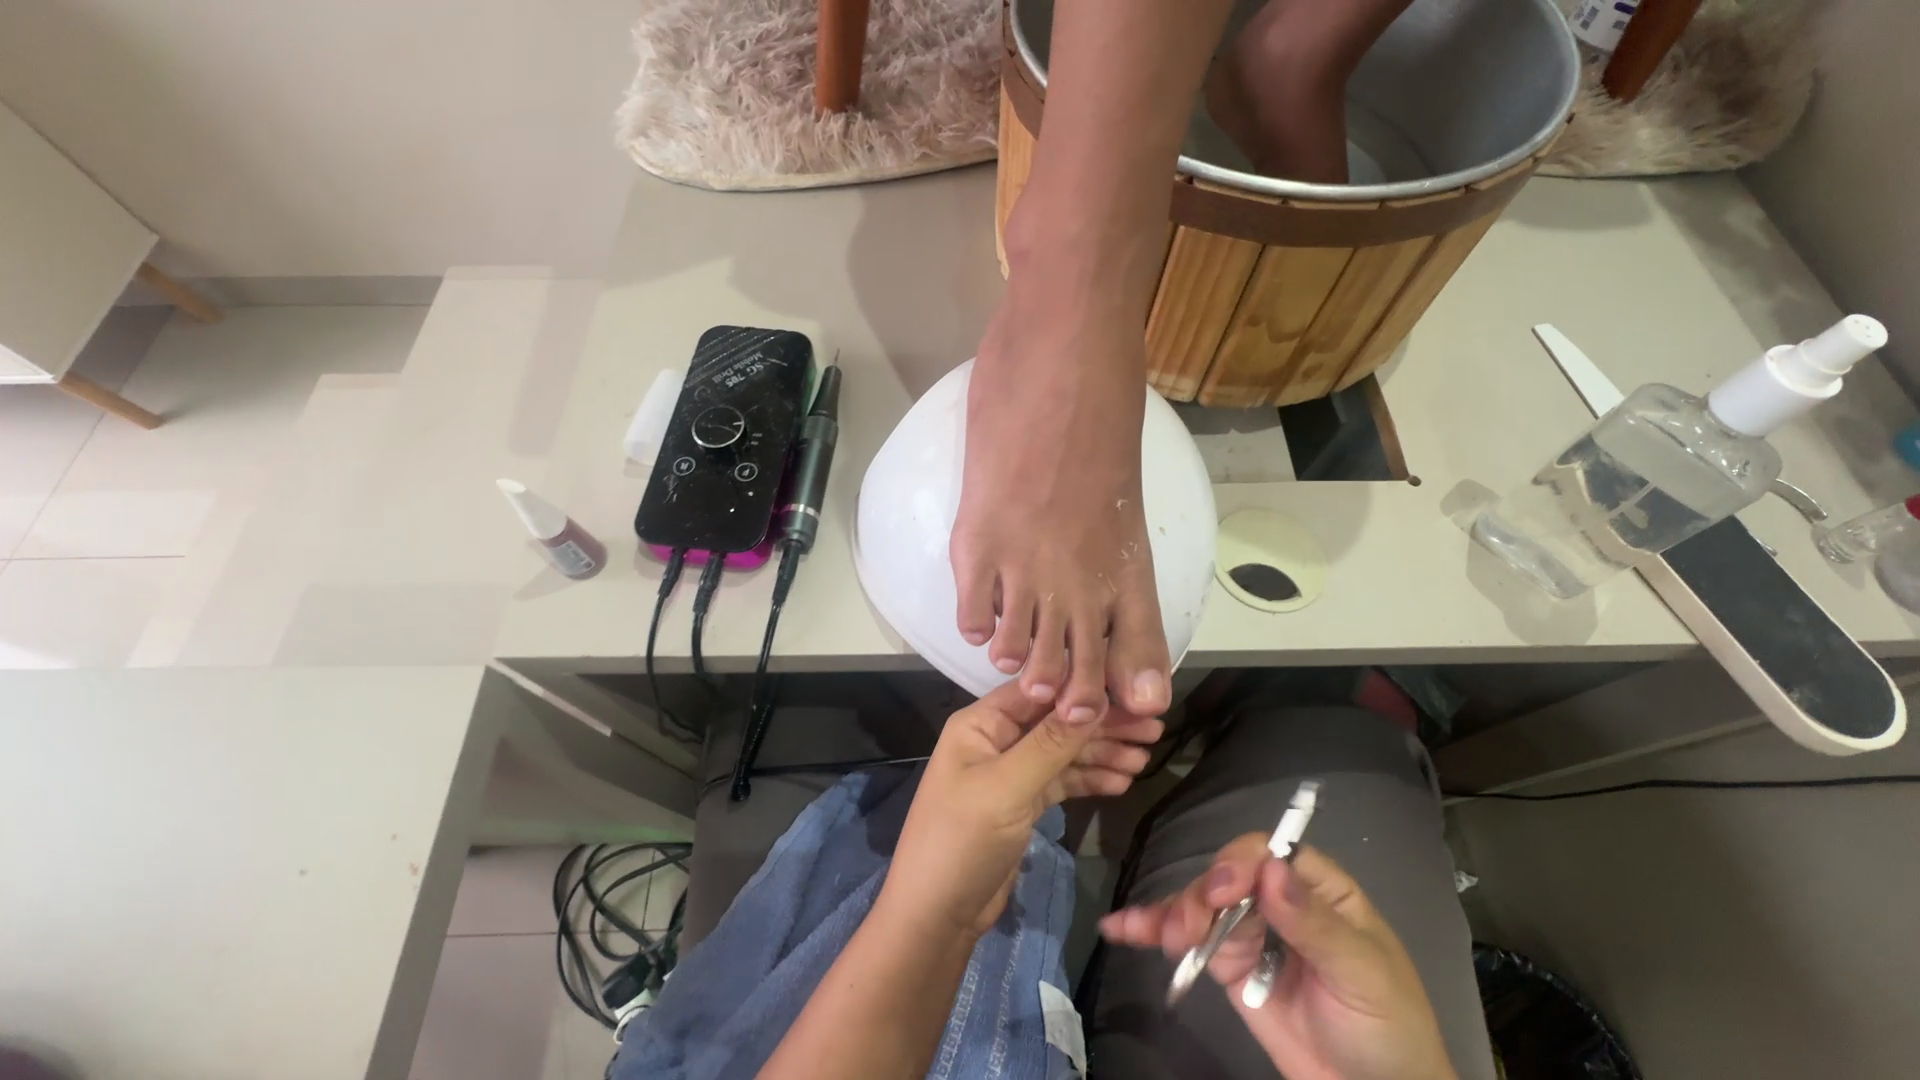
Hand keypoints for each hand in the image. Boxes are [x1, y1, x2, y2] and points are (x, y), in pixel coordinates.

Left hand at [880, 681, 1163, 936]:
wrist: (937, 915)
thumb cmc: (962, 841)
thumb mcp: (1007, 788)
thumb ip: (1051, 743)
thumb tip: (1095, 698)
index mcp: (981, 723)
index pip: (1040, 691)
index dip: (1086, 691)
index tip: (1132, 694)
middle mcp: (995, 739)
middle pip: (1057, 721)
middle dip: (1102, 726)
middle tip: (1153, 729)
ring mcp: (1010, 772)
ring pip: (1064, 752)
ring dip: (1102, 754)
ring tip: (1145, 759)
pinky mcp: (1022, 803)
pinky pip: (1061, 781)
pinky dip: (1089, 780)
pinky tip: (1121, 783)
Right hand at [954, 258, 1170, 728]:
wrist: (1067, 345)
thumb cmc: (1106, 400)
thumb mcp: (1129, 476)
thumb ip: (1121, 540)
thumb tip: (1106, 588)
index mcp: (1127, 555)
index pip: (1136, 640)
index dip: (1133, 681)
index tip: (1133, 711)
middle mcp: (1081, 570)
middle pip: (1077, 657)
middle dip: (1074, 692)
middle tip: (1063, 714)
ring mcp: (1028, 558)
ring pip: (1027, 643)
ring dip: (1025, 665)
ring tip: (1022, 676)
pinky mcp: (980, 534)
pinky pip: (975, 606)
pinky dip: (978, 621)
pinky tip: (979, 623)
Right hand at [1100, 837, 1457, 1079]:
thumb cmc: (1388, 1027)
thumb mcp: (1363, 974)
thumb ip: (1315, 924)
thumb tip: (1271, 869)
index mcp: (1318, 889)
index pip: (1270, 854)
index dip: (1240, 863)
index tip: (1222, 891)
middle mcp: (1278, 901)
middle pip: (1226, 876)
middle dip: (1201, 896)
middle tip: (1186, 929)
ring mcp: (1251, 934)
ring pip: (1201, 905)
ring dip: (1174, 913)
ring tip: (1160, 939)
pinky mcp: (1229, 968)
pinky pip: (1189, 942)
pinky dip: (1152, 931)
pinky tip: (1120, 927)